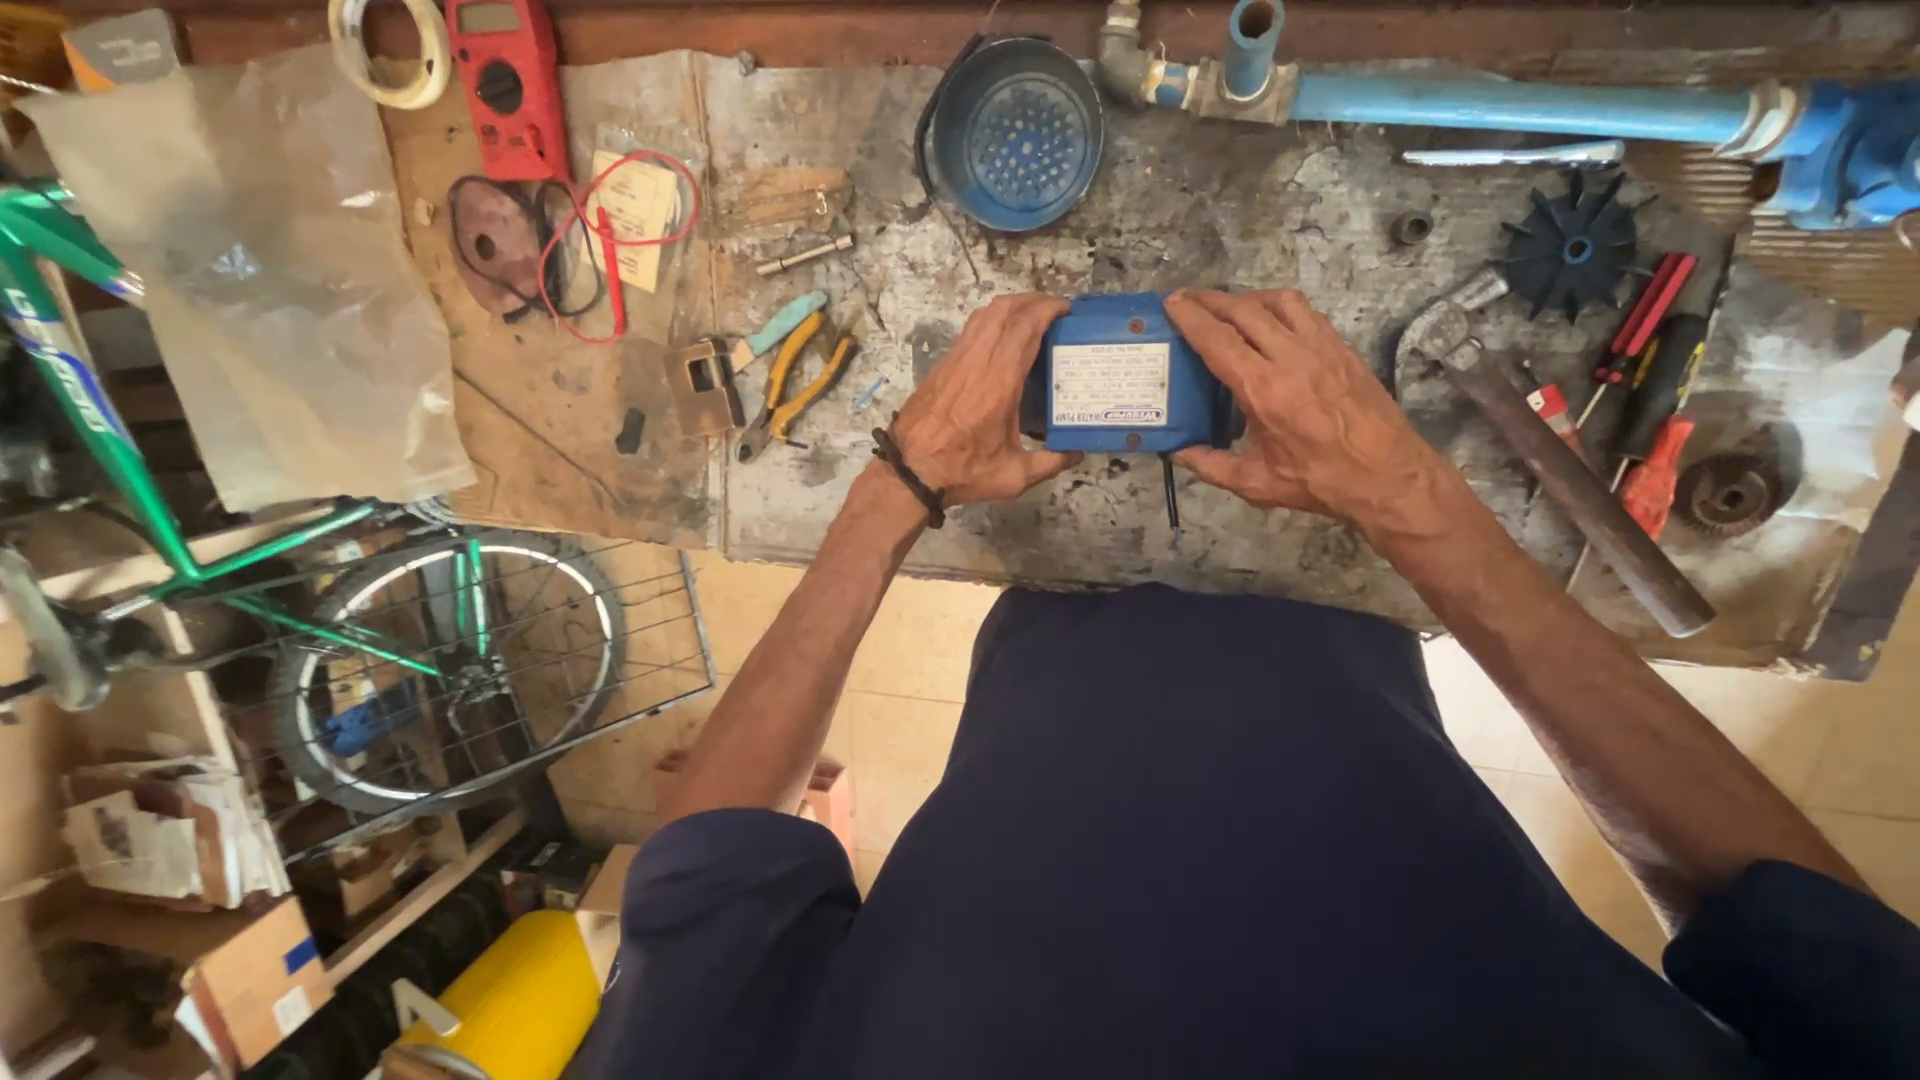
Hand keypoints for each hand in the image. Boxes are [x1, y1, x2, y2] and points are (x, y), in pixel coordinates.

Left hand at [888, 294, 1080, 504]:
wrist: (909, 472)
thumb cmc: (963, 471)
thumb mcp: (1014, 475)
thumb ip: (1051, 462)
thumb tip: (1078, 452)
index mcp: (1000, 383)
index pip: (1025, 328)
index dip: (1048, 309)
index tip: (1067, 308)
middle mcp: (978, 362)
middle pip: (1005, 310)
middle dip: (1033, 301)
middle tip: (1054, 309)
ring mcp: (956, 360)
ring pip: (984, 315)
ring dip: (1010, 307)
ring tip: (1030, 317)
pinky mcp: (942, 366)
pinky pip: (970, 330)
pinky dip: (991, 322)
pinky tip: (1002, 339)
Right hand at [1164, 288, 1442, 524]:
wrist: (1388, 474)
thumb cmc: (1319, 481)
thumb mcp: (1256, 483)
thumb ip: (1210, 465)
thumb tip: (1177, 452)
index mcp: (1263, 390)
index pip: (1218, 340)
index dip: (1191, 317)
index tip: (1172, 302)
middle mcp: (1290, 358)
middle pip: (1244, 311)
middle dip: (1211, 300)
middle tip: (1188, 298)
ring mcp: (1320, 347)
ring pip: (1277, 302)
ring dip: (1246, 298)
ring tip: (1228, 306)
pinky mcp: (1341, 348)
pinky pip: (1304, 312)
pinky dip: (1278, 306)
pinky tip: (1269, 318)